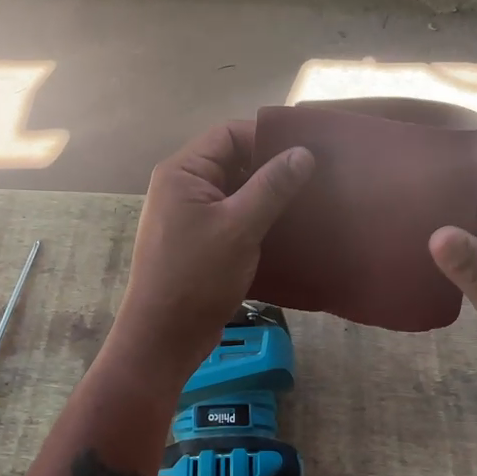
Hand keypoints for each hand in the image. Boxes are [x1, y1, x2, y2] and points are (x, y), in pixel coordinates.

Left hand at [110, 121, 314, 383]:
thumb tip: (304, 152)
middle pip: (233, 159)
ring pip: (236, 188)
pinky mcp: (201, 240)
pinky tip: (289, 227)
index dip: (265, 137)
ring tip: (309, 198)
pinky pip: (234, 214)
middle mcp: (183, 185)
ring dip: (268, 193)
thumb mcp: (239, 227)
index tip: (304, 149)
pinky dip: (259, 216)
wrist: (163, 342)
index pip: (228, 134)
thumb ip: (272, 186)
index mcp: (183, 171)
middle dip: (271, 165)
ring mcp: (191, 214)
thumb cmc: (196, 277)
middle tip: (313, 173)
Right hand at [428, 172, 476, 437]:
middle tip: (402, 193)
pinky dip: (448, 260)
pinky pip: (470, 268)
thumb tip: (436, 231)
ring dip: (447, 228)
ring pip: (475, 238)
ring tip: (401, 221)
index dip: (467, 173)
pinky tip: (417, 264)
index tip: (424, 170)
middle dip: (449, 198)